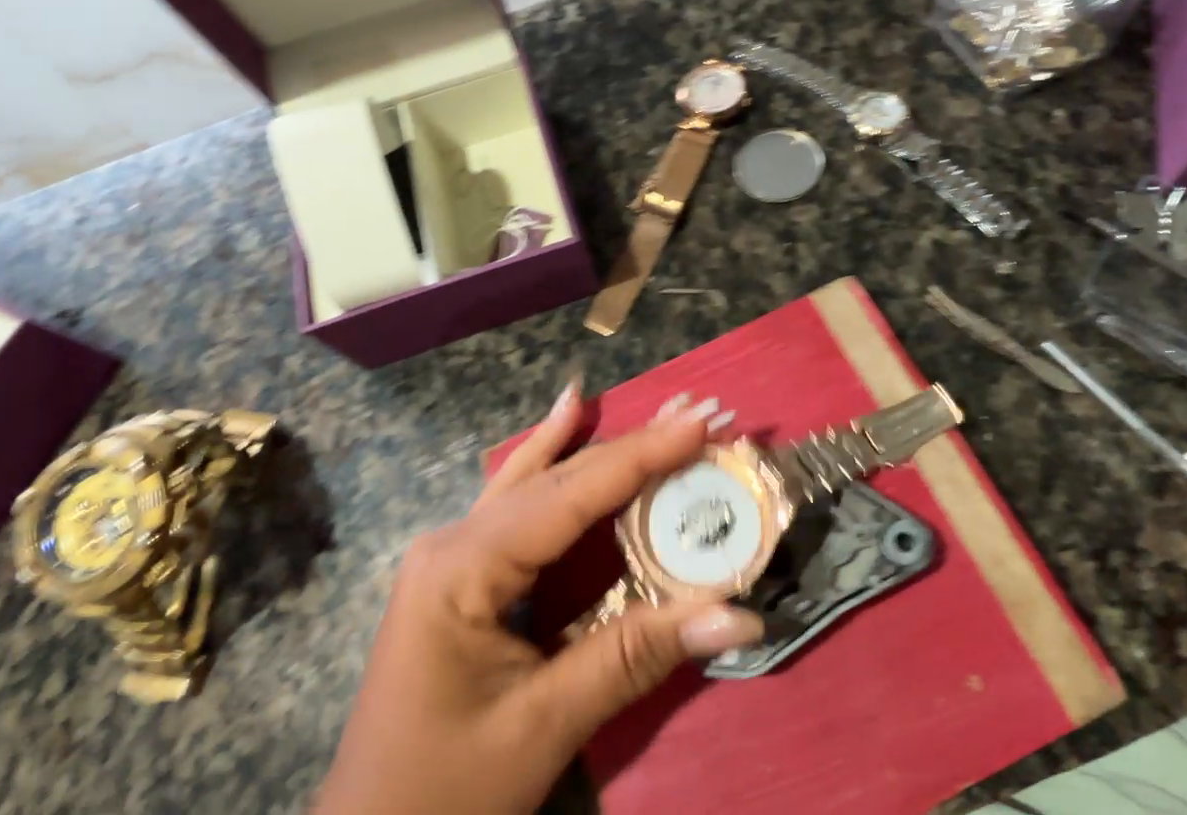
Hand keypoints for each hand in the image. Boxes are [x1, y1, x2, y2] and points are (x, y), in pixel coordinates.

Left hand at [314, 382, 764, 814]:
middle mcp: (450, 543)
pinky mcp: (459, 576)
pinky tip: (566, 421)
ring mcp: (449, 556)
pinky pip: (516, 506)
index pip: (567, 496)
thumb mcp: (544, 724)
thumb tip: (739, 615)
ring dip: (594, 447)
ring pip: (532, 483)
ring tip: (652, 410)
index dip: (639, 456)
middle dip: (627, 446)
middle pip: (552, 479)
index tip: (699, 422)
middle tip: (695, 411)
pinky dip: (552, 464)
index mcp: (460, 568)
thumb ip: (636, 658)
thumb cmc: (447, 786)